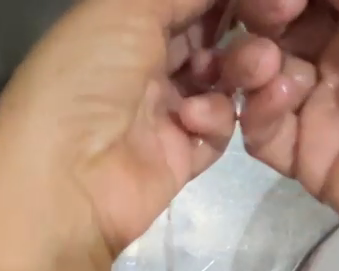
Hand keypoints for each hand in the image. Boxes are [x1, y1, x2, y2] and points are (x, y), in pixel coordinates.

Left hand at [0, 0, 238, 257]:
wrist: (65, 186)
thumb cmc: (84, 81)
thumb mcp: (125, 6)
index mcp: (118, 25)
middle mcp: (139, 67)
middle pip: (208, 34)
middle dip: (243, 22)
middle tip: (273, 19)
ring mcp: (157, 116)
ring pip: (220, 79)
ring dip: (240, 66)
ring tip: (250, 68)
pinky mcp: (175, 160)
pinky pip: (214, 130)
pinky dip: (215, 118)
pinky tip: (192, 121)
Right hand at [221, 0, 338, 270]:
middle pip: (280, 15)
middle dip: (261, 10)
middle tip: (273, 19)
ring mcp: (327, 100)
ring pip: (262, 68)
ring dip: (250, 59)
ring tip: (263, 68)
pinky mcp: (309, 156)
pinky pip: (263, 130)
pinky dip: (257, 113)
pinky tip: (276, 104)